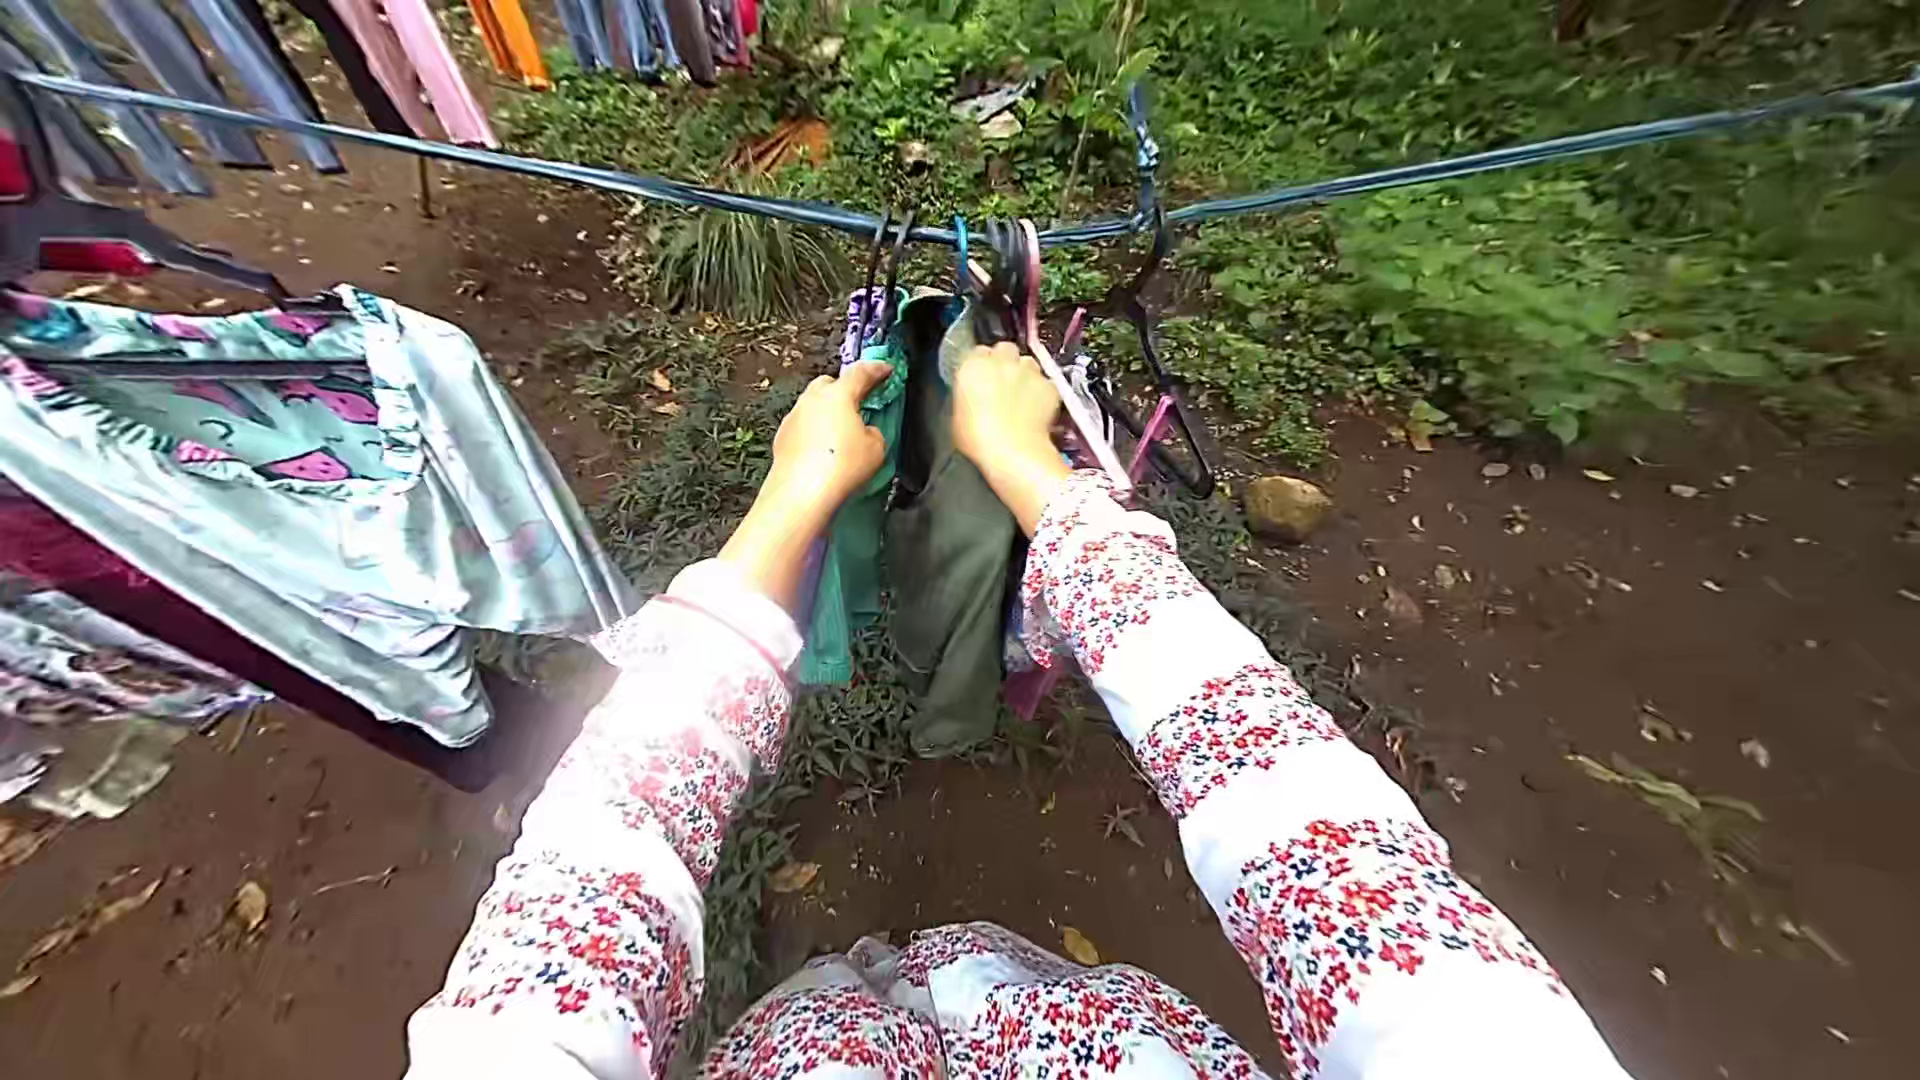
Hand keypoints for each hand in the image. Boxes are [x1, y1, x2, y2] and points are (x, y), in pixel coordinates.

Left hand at [719, 361, 893, 611]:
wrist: (802, 492)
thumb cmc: (844, 466)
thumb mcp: (876, 449)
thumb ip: (873, 432)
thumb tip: (863, 431)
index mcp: (839, 395)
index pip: (860, 373)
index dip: (876, 370)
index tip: (886, 369)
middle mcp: (812, 399)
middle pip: (829, 384)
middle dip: (843, 390)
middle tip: (857, 405)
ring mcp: (793, 417)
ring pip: (813, 405)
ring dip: (826, 412)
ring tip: (839, 434)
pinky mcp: (782, 437)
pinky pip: (803, 426)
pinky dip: (813, 431)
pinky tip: (821, 451)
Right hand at [950, 342, 1071, 534]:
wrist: (1012, 452)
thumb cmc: (977, 440)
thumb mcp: (957, 419)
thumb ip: (966, 399)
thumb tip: (972, 400)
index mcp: (972, 366)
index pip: (976, 353)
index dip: (980, 366)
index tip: (981, 379)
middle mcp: (1001, 361)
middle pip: (1004, 349)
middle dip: (1004, 362)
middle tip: (1002, 383)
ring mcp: (1028, 371)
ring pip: (1028, 362)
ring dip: (1025, 374)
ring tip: (1022, 397)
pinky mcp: (1049, 385)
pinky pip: (1046, 382)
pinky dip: (1043, 392)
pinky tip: (1038, 409)